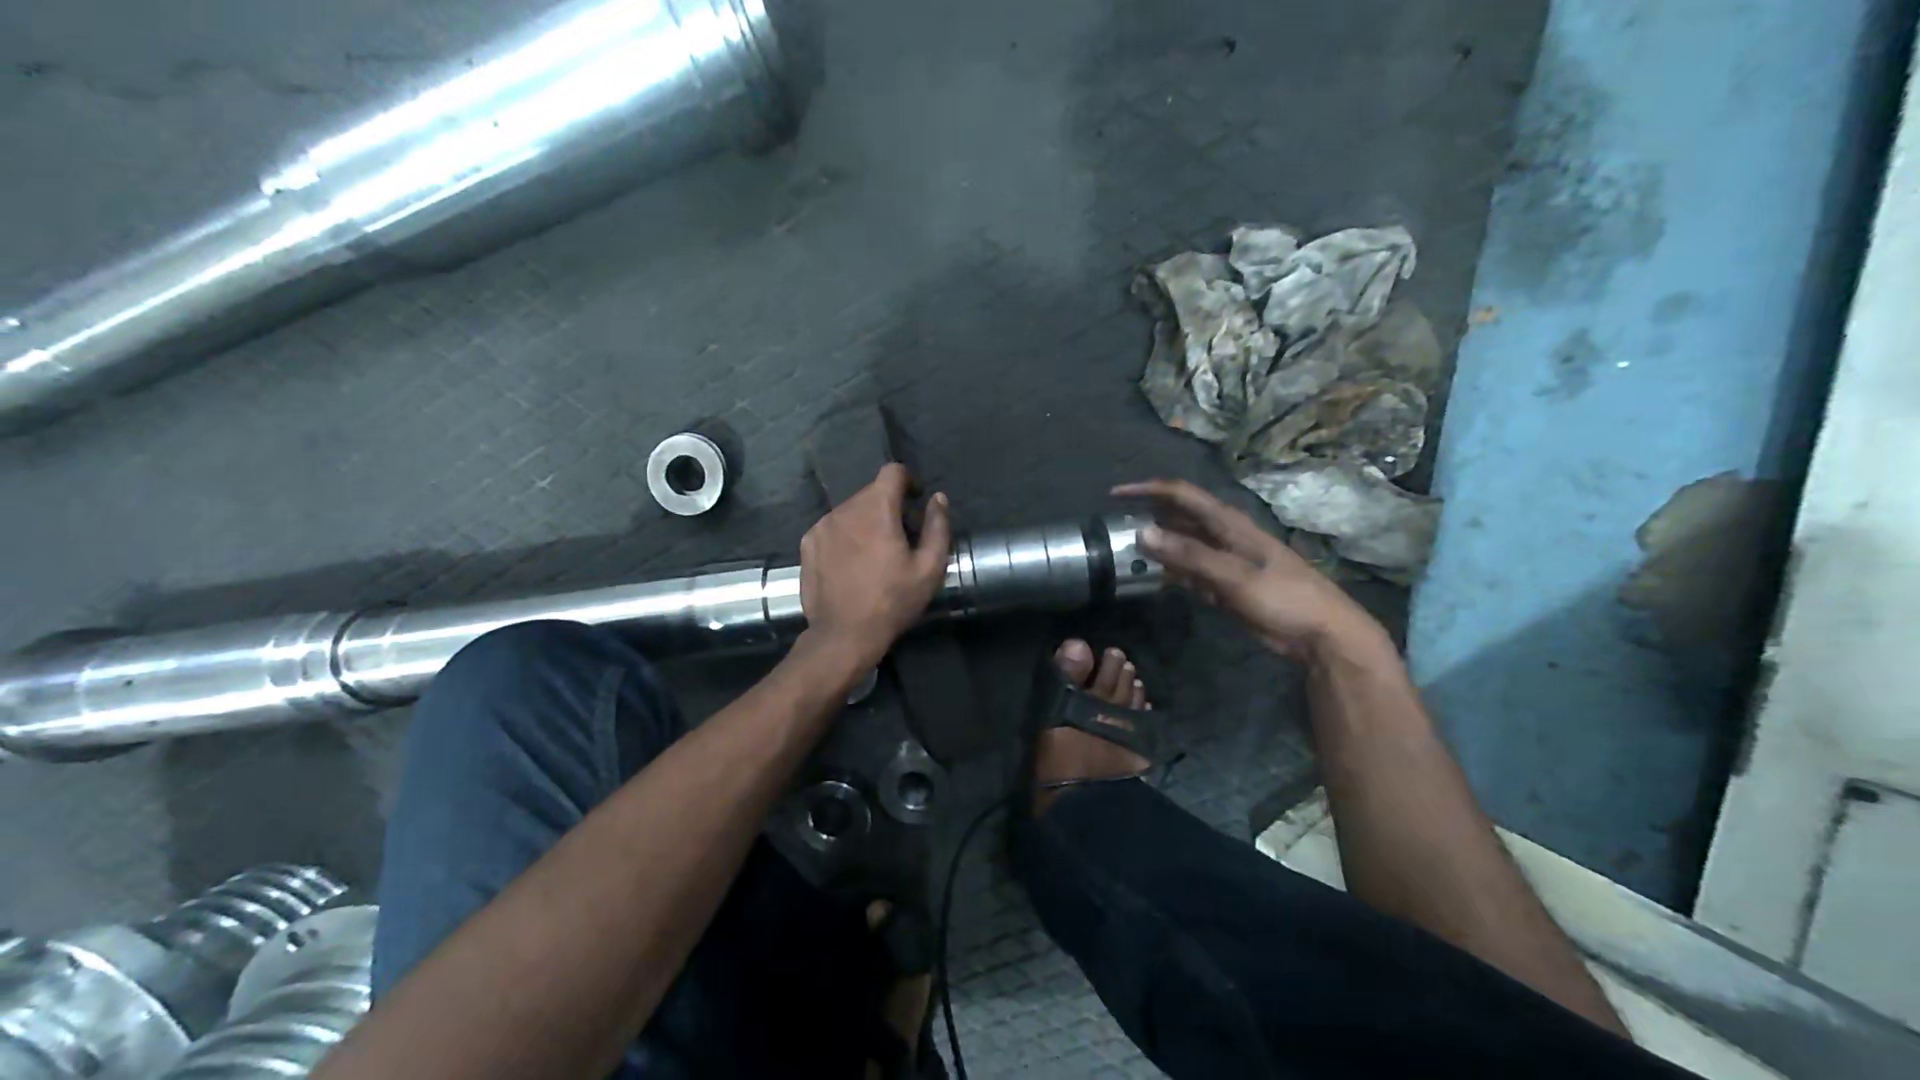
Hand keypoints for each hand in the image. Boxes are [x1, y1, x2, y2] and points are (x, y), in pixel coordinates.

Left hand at [799, 464, 952, 665]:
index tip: (914, 502)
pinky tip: (852, 564)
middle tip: (900, 537)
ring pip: (851, 510)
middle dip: (888, 506)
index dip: (908, 481)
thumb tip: (937, 498)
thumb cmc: (893, 601)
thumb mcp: (929, 568)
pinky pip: (833, 527)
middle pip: (871, 492)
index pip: (892, 472)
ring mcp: (822, 526)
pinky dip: (845, 535)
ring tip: (875, 554)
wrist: (844, 634)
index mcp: (876, 509)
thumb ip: (937, 526)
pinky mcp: (808, 543)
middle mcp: (845, 509)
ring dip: (866, 521)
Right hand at [1113, 479, 1391, 662]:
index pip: (1182, 494)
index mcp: (1230, 524)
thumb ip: (1189, 555)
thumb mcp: (1235, 576)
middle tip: (1114, 526)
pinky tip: (1152, 578)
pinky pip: (1189, 571)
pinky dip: (1170, 572)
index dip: (1148, 489)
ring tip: (1124, 552)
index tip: (1115, 495)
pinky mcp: (1225, 585)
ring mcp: (1224, 561)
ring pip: (1182, 545)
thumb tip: (1143, 533)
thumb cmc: (1285, 597)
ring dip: (1156, 546)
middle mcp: (1224, 536)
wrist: (1323, 634)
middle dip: (1147, 515)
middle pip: (1179, 517)